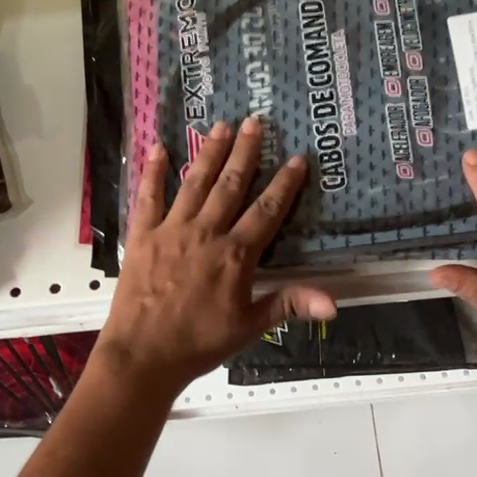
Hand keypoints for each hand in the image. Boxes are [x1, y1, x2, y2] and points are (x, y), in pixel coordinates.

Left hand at [95, 117, 336, 395]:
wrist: (143, 355)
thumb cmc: (199, 344)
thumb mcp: (249, 327)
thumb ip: (288, 305)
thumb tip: (334, 303)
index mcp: (236, 256)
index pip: (267, 211)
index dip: (284, 184)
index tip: (297, 159)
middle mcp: (206, 234)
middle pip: (230, 186)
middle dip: (245, 153)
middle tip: (255, 122)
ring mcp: (171, 231)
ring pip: (194, 183)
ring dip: (208, 153)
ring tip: (220, 126)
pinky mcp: (143, 236)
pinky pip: (148, 197)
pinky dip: (153, 172)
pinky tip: (158, 148)